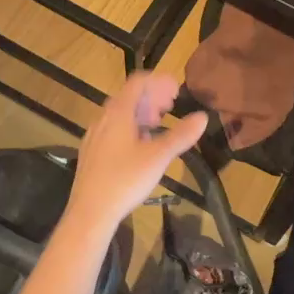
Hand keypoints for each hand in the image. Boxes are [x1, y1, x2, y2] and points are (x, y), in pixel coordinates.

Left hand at [69, 73, 207, 234]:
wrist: (90, 212)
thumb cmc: (125, 180)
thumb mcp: (158, 157)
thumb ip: (181, 135)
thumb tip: (202, 117)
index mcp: (119, 113)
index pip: (138, 82)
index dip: (158, 81)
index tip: (176, 89)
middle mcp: (104, 118)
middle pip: (129, 96)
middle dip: (151, 96)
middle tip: (171, 104)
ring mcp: (95, 135)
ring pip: (120, 114)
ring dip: (141, 112)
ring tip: (158, 122)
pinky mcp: (91, 152)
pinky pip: (113, 128)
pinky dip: (130, 126)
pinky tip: (139, 145)